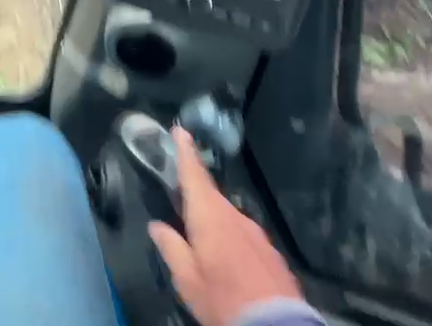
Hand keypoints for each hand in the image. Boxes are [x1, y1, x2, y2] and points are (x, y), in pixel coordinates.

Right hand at [149, 126, 303, 325]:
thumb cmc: (224, 300)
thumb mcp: (186, 278)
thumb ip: (171, 247)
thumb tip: (158, 226)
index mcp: (210, 218)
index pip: (194, 176)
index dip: (185, 152)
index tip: (180, 130)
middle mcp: (236, 219)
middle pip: (210, 198)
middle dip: (195, 195)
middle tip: (179, 200)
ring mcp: (258, 237)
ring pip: (228, 218)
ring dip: (213, 222)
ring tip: (201, 240)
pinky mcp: (273, 257)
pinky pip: (244, 237)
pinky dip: (230, 240)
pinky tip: (227, 261)